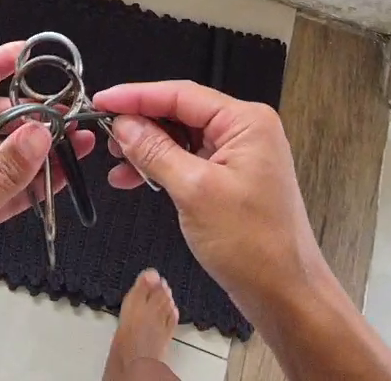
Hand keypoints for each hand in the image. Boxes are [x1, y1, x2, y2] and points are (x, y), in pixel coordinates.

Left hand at [0, 42, 94, 379]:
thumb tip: (41, 133)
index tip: (27, 51)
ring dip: (36, 152)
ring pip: (1, 155)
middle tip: (70, 117)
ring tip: (77, 144)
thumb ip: (3, 172)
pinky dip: (29, 184)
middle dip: (29, 117)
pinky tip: (60, 178)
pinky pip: (2, 188)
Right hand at [96, 81, 390, 380]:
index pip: (180, 94)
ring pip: (180, 136)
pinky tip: (134, 178)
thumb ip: (155, 151)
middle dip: (140, 123)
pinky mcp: (230, 176)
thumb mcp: (194, 191)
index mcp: (246, 122)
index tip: (104, 99)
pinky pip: (187, 159)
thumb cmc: (256, 247)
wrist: (286, 297)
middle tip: (105, 132)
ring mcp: (238, 154)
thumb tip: (124, 125)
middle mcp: (245, 131)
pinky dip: (161, 167)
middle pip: (179, 112)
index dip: (136, 95)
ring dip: (146, 148)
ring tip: (116, 160)